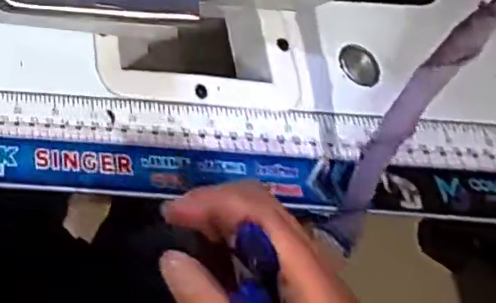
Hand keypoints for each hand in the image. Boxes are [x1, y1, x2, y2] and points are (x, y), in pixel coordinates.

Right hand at [159, 182, 358, 302]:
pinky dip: (244, 257)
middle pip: (267, 211)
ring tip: (193, 244)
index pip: (258, 209)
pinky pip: (278, 262)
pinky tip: (225, 279)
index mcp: (314, 279)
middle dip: (217, 208)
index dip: (210, 201)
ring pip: (272, 235)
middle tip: (178, 224)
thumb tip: (171, 258)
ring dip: (229, 229)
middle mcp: (323, 275)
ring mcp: (325, 293)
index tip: (170, 215)